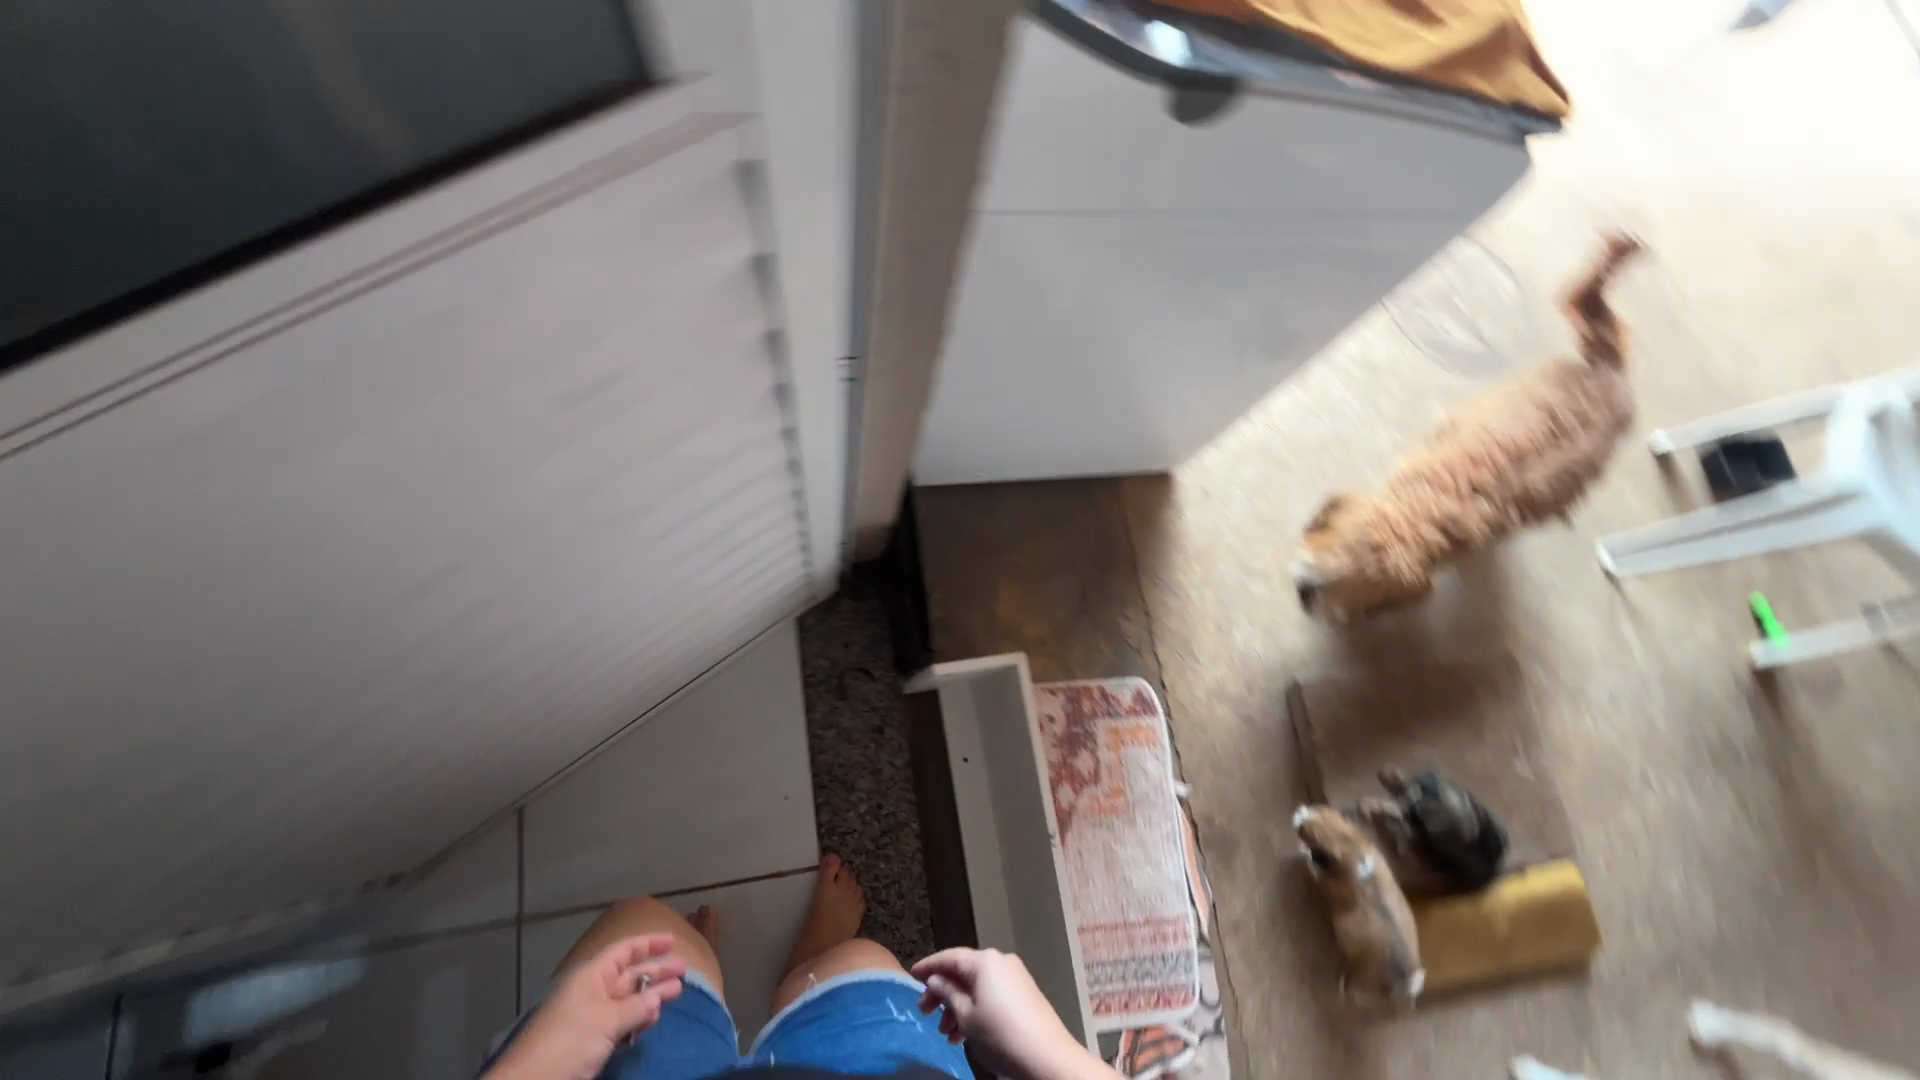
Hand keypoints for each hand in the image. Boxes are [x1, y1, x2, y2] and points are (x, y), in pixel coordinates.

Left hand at [488, 935, 686, 1079]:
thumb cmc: (568, 1043)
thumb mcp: (607, 1021)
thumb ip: (637, 1007)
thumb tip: (659, 998)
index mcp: (591, 976)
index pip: (624, 951)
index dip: (649, 943)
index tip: (673, 941)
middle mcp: (591, 991)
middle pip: (629, 974)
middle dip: (656, 971)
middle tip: (684, 971)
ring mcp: (589, 1017)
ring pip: (626, 999)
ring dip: (650, 996)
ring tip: (675, 994)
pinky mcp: (588, 1041)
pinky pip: (619, 1021)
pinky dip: (636, 1019)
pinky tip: (651, 1020)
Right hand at [912, 947, 1093, 1079]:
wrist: (1048, 1059)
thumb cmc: (1001, 1034)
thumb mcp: (966, 1016)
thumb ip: (948, 993)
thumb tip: (936, 979)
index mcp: (985, 961)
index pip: (949, 957)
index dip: (929, 966)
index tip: (911, 975)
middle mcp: (1000, 962)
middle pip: (963, 972)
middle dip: (942, 992)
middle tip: (924, 1013)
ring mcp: (1015, 977)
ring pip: (977, 986)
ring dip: (958, 1006)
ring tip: (945, 1034)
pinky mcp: (1024, 994)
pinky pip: (991, 995)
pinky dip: (975, 1009)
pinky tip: (965, 1034)